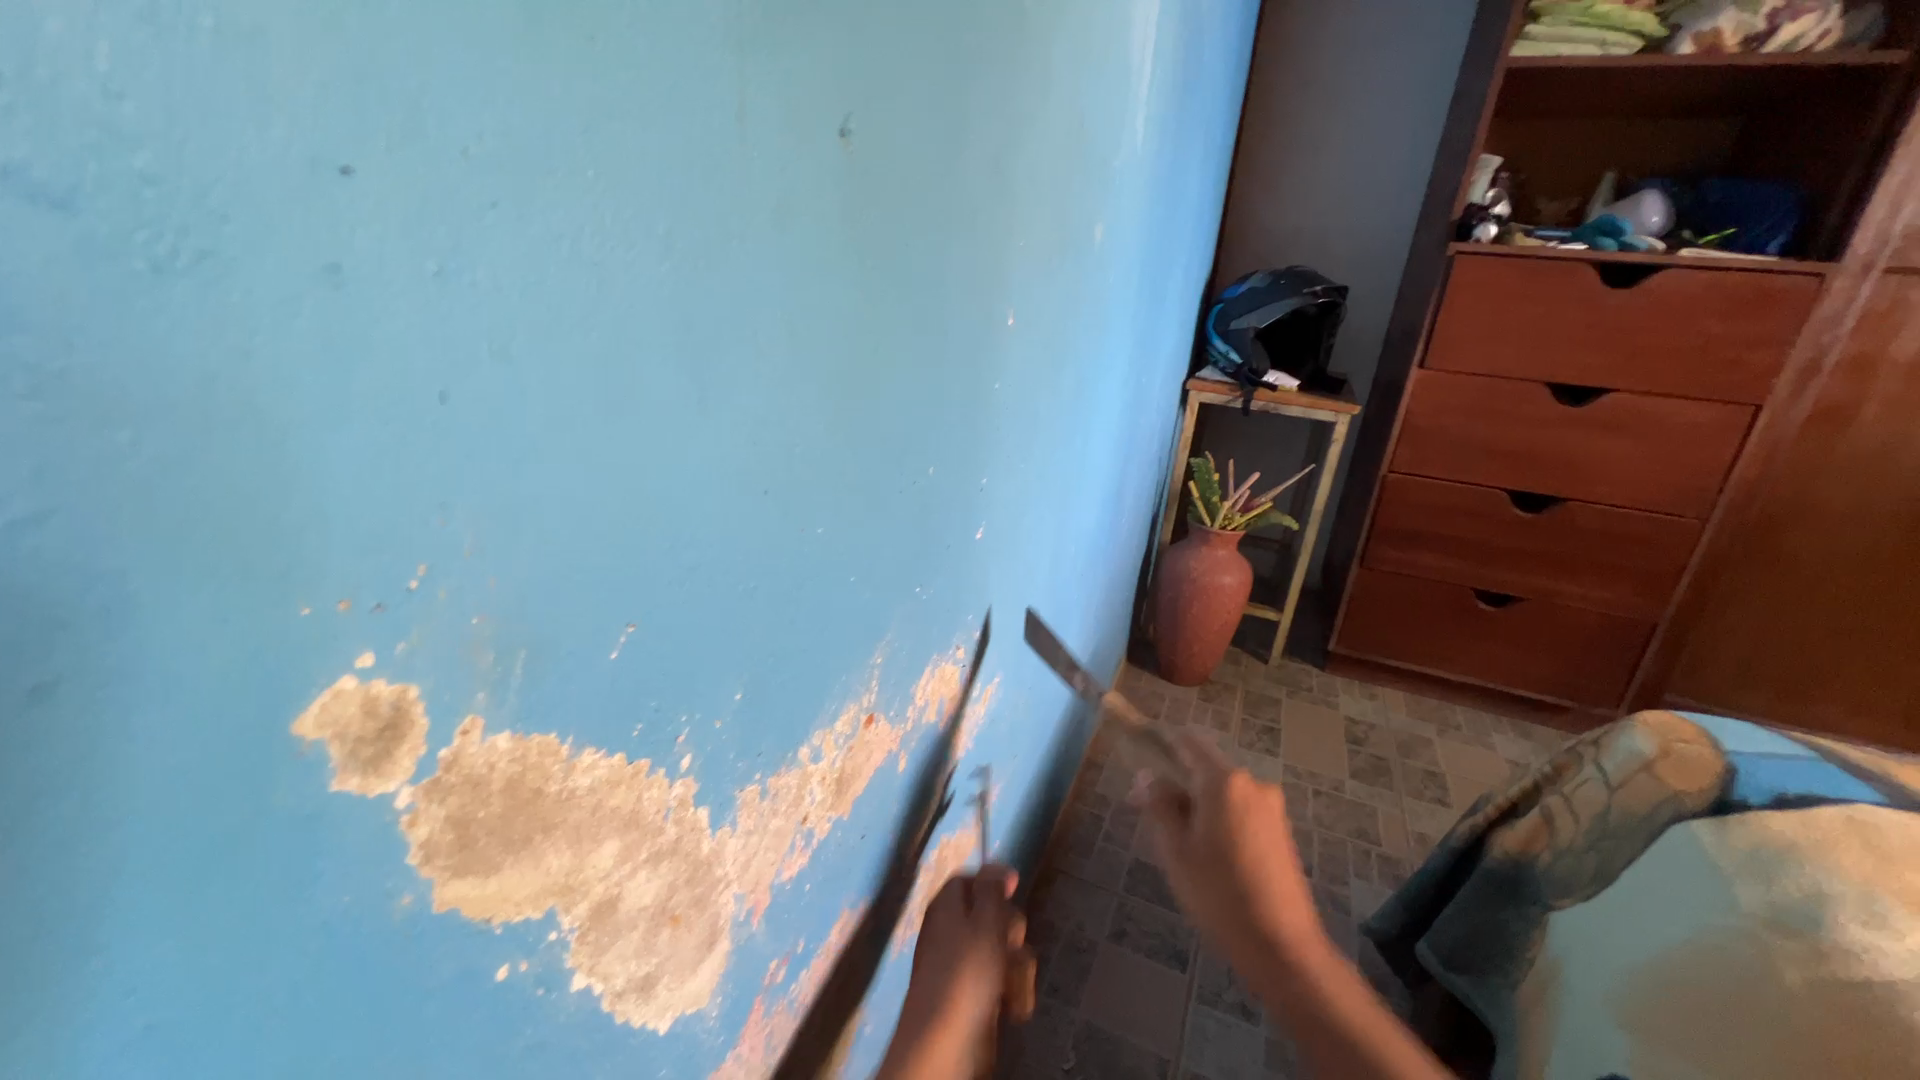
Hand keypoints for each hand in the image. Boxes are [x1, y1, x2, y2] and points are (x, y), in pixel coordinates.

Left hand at [879, 865, 1034, 1078]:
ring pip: (1006, 951)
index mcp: (948, 908)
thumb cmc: (965, 976)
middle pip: (994, 915)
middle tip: (1008, 944)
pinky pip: (1004, 981)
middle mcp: (954, 932)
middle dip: (1011, 932)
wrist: (946, 1044)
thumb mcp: (983, 923)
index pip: (968, 879)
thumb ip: (991, 890)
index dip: (993, 881)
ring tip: (1010, 988)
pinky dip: (1012, 992)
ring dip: (1017, 969)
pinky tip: (1012, 1008)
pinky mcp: (977, 995)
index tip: (1015, 888)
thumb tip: (996, 865)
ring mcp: (965, 966)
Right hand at [1140, 730, 1326, 965]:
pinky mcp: (1280, 832)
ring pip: (1222, 794)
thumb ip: (1160, 804)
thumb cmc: (1218, 894)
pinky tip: (1208, 857)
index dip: (1161, 743)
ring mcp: (1271, 809)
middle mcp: (1252, 785)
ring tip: (1178, 847)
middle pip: (1205, 770)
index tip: (1138, 752)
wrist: (1282, 946)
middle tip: (1148, 818)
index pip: (1188, 743)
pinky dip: (1219, 822)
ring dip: (1197, 807)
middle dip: (1176, 785)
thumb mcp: (1176, 849)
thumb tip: (1148, 775)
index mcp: (1224, 782)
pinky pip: (1240, 812)